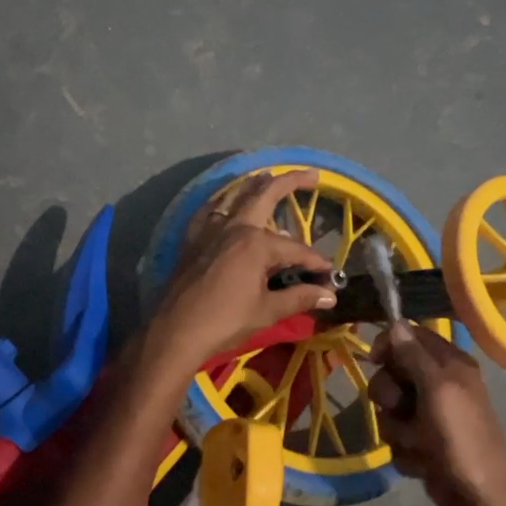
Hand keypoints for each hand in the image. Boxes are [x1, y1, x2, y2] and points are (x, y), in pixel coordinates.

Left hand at [149, 170, 338, 367]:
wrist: (176, 331)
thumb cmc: (225, 321)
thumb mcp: (267, 311)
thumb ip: (299, 298)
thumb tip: (330, 296)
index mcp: (256, 243)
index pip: (296, 249)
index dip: (314, 261)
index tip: (328, 275)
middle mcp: (234, 227)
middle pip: (265, 196)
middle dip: (290, 183)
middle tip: (311, 174)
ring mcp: (210, 230)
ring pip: (235, 197)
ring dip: (254, 185)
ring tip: (268, 175)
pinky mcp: (192, 239)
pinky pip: (209, 210)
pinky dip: (221, 201)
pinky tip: (225, 201)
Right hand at [367, 325, 505, 505]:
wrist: (476, 495)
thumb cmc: (461, 436)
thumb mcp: (438, 388)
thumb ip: (414, 354)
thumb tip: (395, 322)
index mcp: (450, 363)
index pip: (410, 336)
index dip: (388, 345)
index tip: (374, 360)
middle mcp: (439, 384)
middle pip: (392, 374)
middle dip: (391, 396)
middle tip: (401, 408)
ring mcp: (428, 415)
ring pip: (389, 409)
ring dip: (399, 428)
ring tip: (420, 443)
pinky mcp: (421, 441)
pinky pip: (396, 436)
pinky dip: (406, 450)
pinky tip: (423, 461)